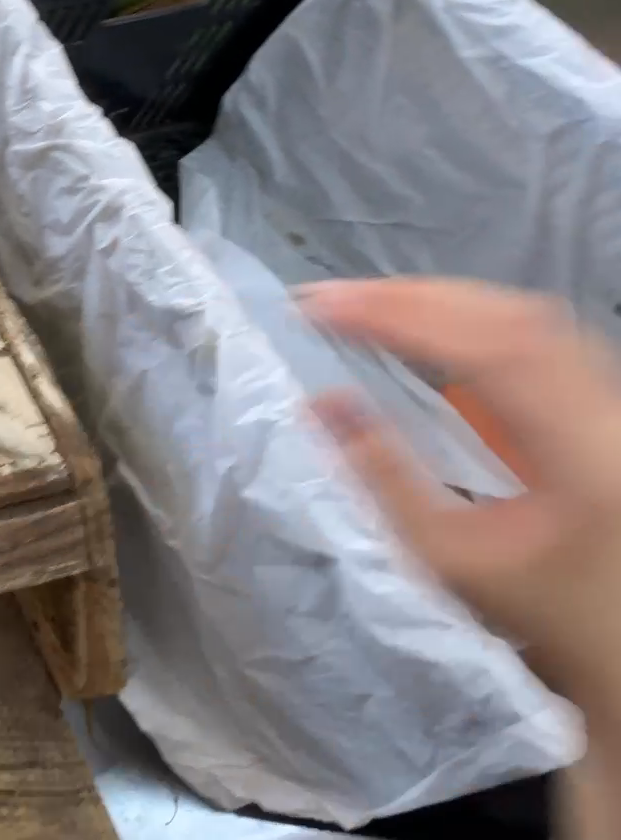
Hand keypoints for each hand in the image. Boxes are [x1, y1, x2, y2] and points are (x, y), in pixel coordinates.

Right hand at [299, 278, 620, 727]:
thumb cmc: (542, 610)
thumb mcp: (447, 556)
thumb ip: (381, 476)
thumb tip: (319, 400)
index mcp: (587, 454)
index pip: (492, 351)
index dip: (400, 316)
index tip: (317, 307)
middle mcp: (616, 415)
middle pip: (519, 319)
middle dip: (412, 297)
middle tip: (325, 298)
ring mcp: (619, 407)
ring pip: (534, 321)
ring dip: (439, 301)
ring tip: (359, 303)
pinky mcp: (610, 408)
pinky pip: (540, 340)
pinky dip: (467, 319)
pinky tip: (419, 324)